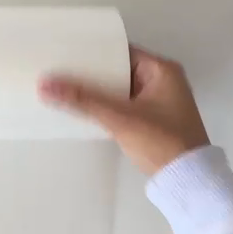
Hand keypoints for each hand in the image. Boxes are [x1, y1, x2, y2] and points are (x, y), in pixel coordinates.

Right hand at [39, 46, 209, 175]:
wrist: (187, 182)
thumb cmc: (160, 141)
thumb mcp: (119, 118)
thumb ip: (82, 100)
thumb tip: (45, 85)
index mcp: (162, 70)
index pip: (120, 51)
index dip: (93, 52)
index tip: (66, 52)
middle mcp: (163, 80)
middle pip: (119, 69)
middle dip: (92, 73)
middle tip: (60, 69)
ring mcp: (159, 101)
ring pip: (120, 89)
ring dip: (99, 91)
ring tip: (66, 87)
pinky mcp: (154, 119)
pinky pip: (124, 104)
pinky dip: (108, 106)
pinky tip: (85, 108)